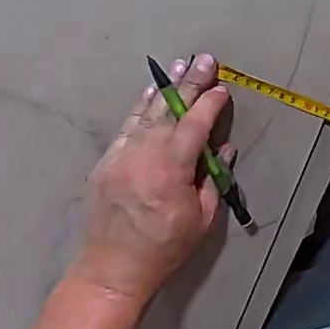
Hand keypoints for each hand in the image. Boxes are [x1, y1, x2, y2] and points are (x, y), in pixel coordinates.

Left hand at [71, 53, 234, 307]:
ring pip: (147, 113)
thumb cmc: (164, 249)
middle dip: (191, 83)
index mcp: (171, 169)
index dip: (211, 103)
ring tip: (180, 66)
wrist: (112, 268)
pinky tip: (150, 94)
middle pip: (171, 110)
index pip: (196, 124)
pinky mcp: (106, 161)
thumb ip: (213, 178)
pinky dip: (140, 107)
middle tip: (206, 60)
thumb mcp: (202, 219)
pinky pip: (127, 126)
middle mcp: (144, 153)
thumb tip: (222, 148)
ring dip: (166, 89)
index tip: (223, 89)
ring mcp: (121, 154)